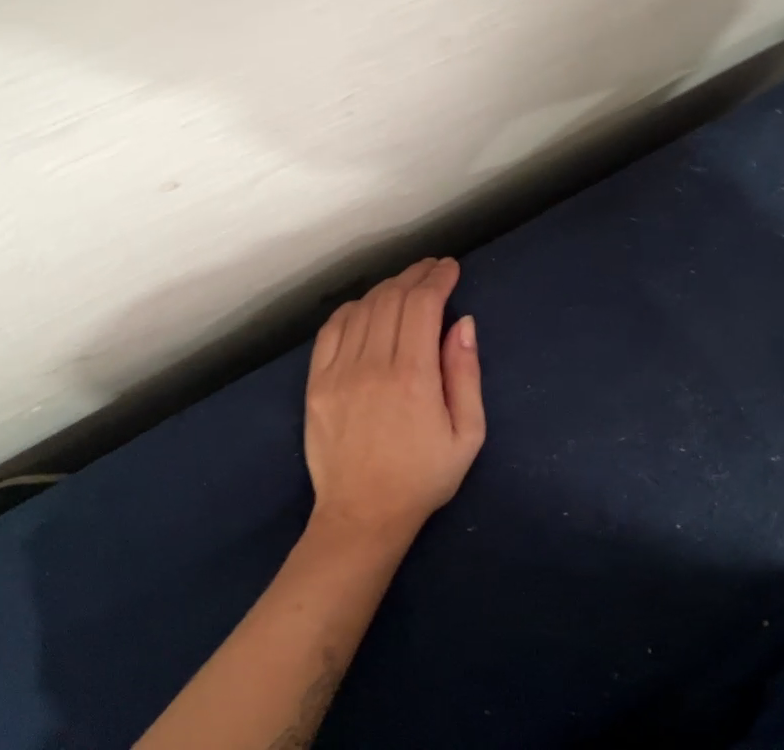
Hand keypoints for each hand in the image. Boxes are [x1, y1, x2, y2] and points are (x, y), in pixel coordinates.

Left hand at [304, 258, 484, 542]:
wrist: (363, 515)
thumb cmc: (424, 477)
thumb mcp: (467, 434)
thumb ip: (466, 375)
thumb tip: (462, 323)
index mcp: (413, 376)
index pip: (422, 305)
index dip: (438, 279)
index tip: (451, 268)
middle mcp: (372, 365)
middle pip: (392, 299)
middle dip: (415, 275)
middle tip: (432, 268)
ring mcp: (338, 373)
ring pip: (362, 308)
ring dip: (387, 288)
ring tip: (406, 284)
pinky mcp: (316, 384)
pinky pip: (332, 330)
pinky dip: (352, 309)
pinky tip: (367, 306)